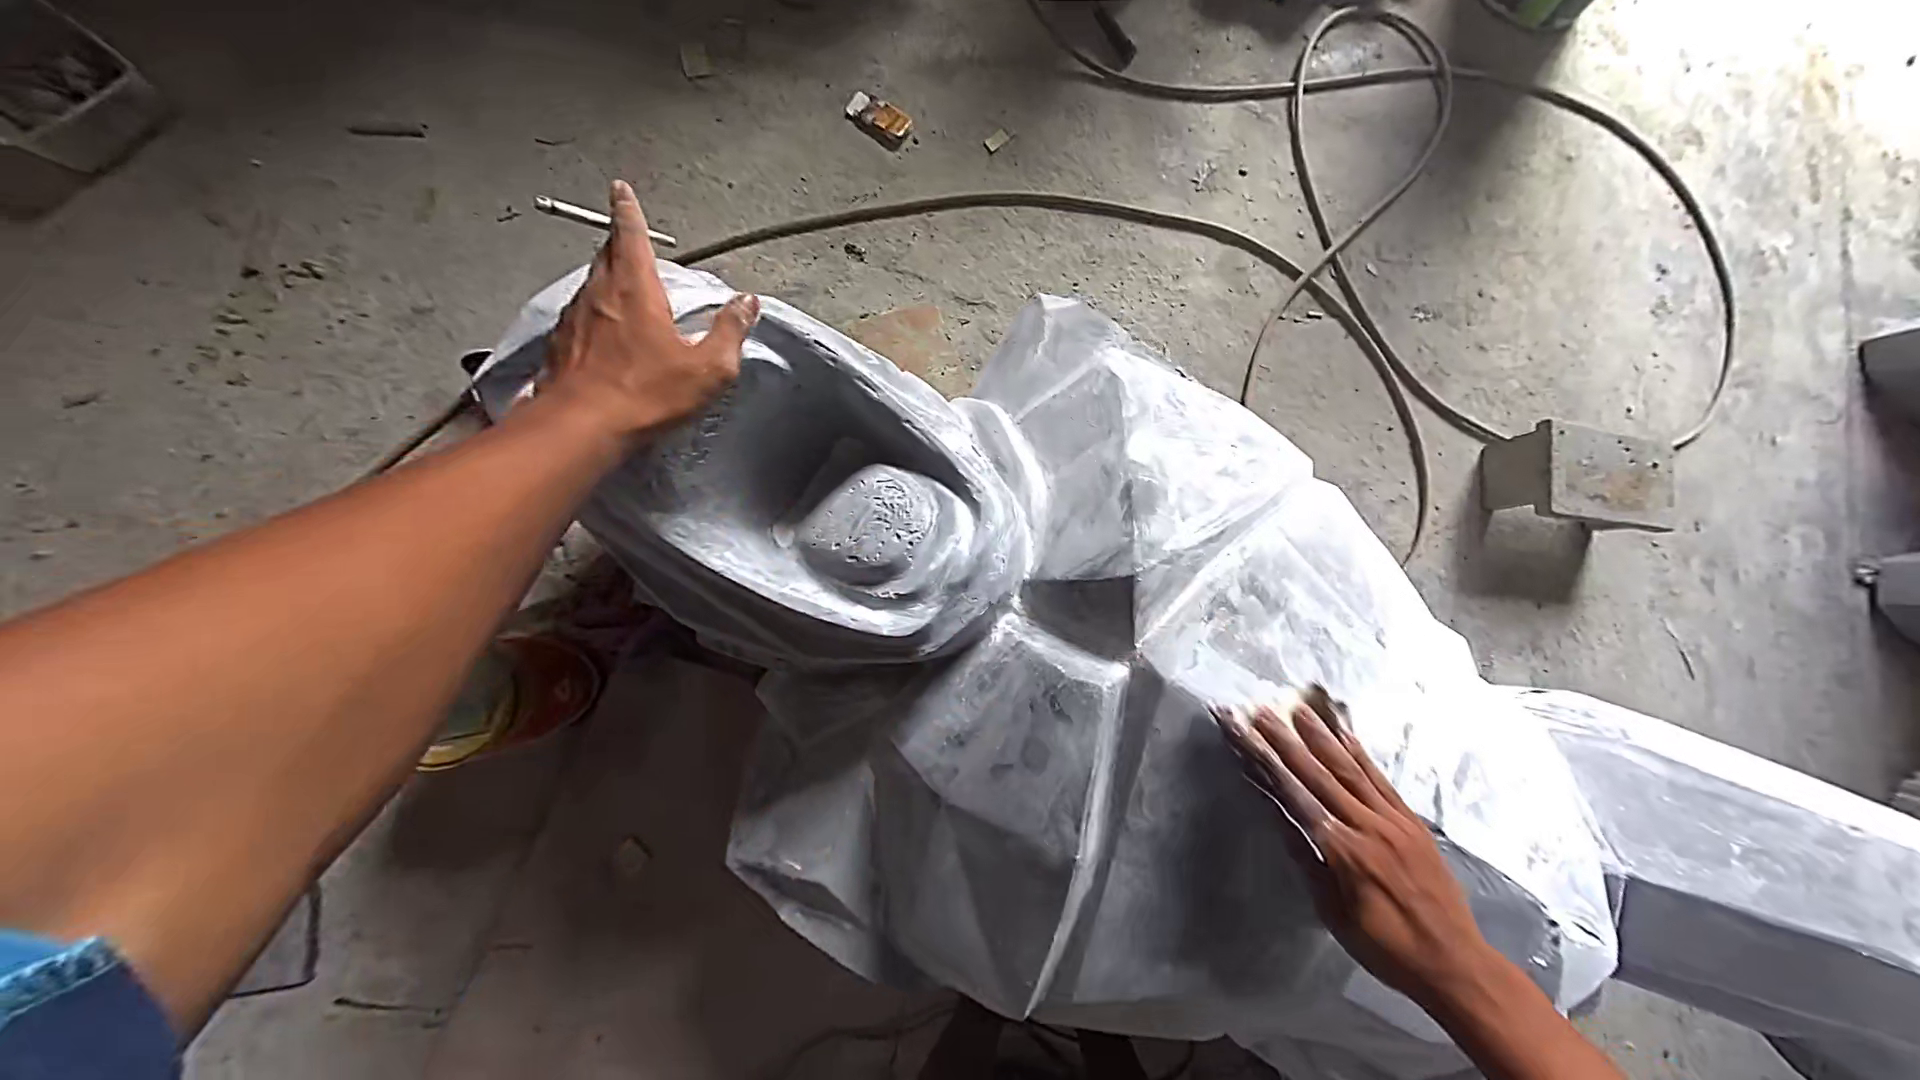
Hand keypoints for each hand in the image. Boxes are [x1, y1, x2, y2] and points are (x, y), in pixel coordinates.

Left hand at [543, 179, 759, 436]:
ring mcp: (575, 319)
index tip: (620, 190)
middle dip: (619, 243)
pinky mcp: (560, 345)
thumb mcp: (708, 368)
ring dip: (608, 279)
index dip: (627, 211)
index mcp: (636, 291)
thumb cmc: (646, 395)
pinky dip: (595, 314)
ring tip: (624, 288)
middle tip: (628, 240)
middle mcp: (599, 295)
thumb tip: (747, 304)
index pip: (630, 236)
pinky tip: (605, 334)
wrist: (582, 426)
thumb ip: (730, 331)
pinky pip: (580, 317)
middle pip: (607, 255)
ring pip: (592, 284)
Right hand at [1212, 689, 1496, 1006]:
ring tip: (1299, 709)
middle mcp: (1367, 826)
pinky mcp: (1412, 822)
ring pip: (1349, 769)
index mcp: (1342, 850)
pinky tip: (1345, 734)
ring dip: (1320, 737)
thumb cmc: (1386, 946)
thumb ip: (1308, 861)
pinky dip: (1360, 754)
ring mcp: (1393, 821)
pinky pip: (1381, 781)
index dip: (1263, 762)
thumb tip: (1279, 817)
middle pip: (1317, 774)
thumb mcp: (1333, 912)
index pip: (1292, 794)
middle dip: (1284, 740)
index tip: (1243, 737)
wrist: (1457, 964)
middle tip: (1260, 711)